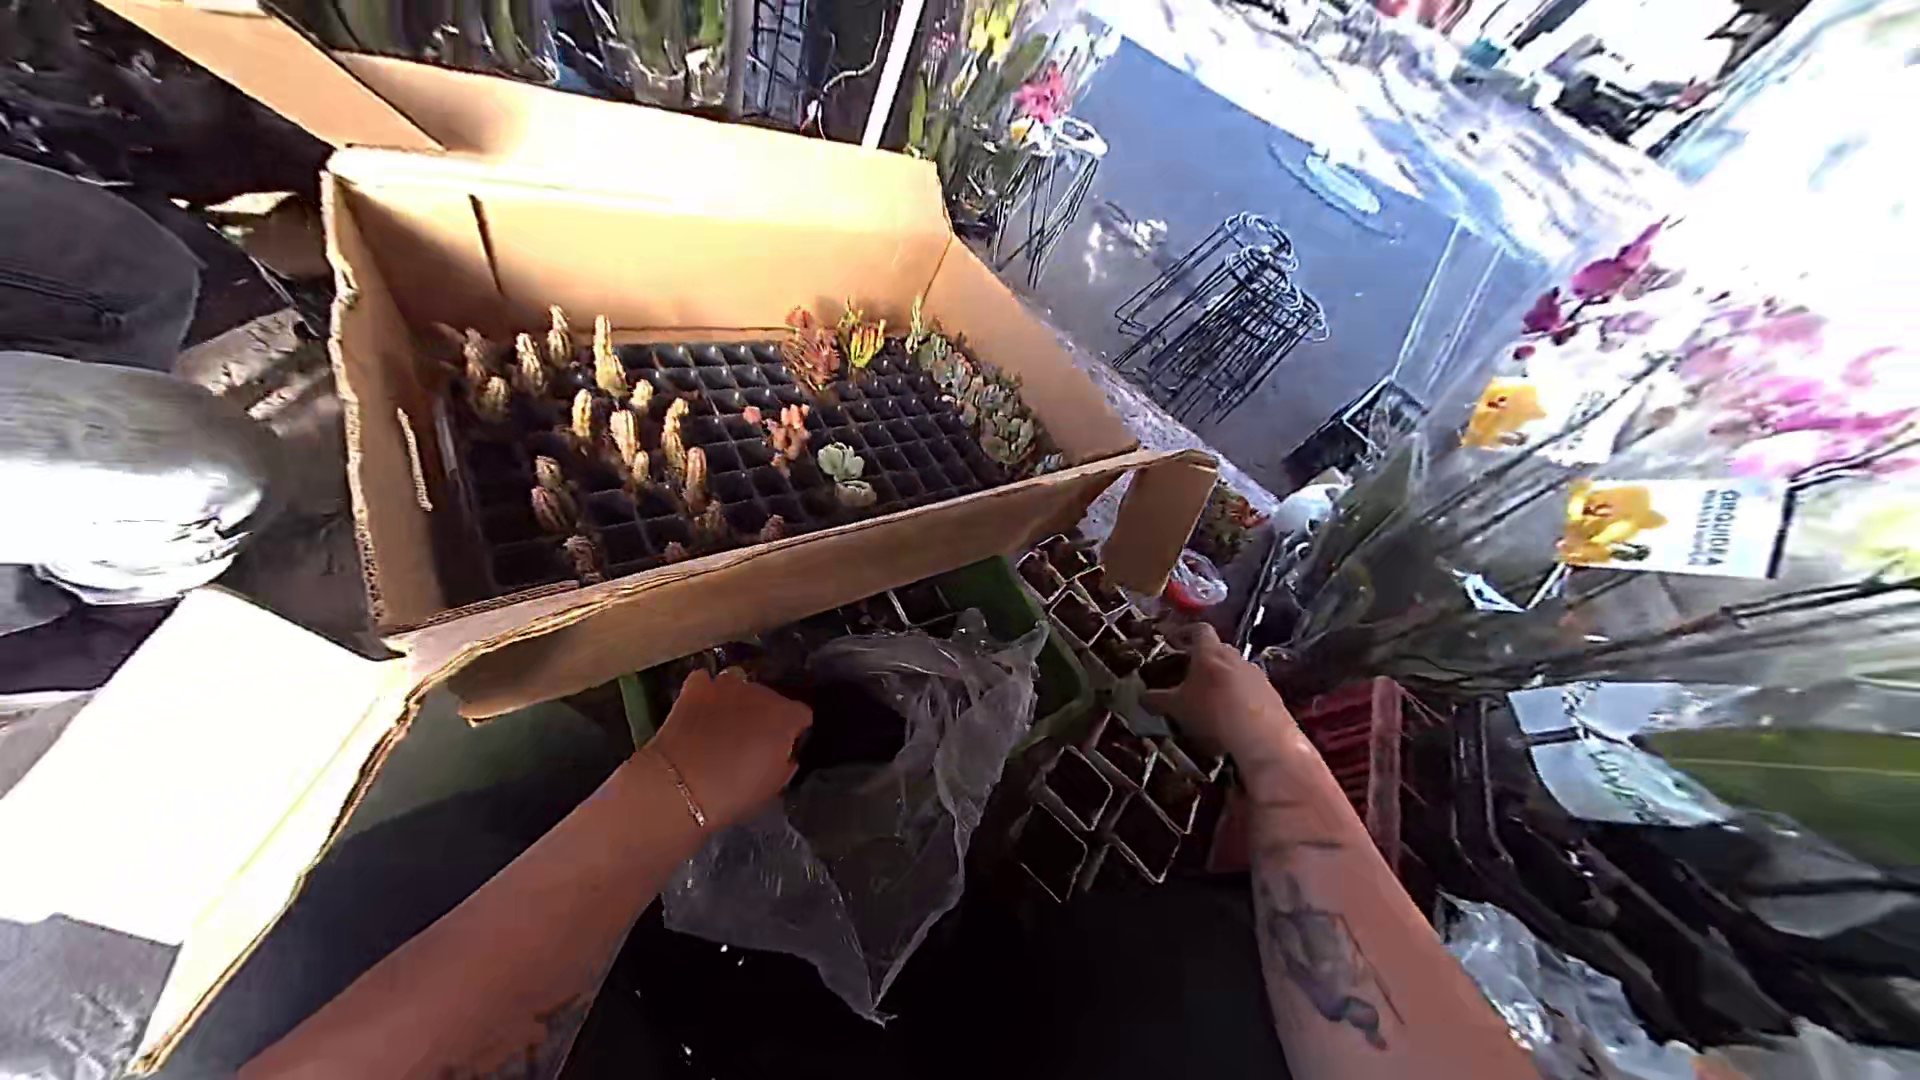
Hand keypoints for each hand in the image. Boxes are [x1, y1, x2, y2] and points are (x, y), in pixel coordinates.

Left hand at [645, 669, 811, 830]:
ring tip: (725, 720)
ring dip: (738, 698)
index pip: (801, 715)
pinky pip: (706, 682)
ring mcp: (728, 686)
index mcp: (785, 716)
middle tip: (751, 739)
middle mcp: (762, 692)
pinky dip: (706, 692)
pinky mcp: (696, 687)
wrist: (681, 786)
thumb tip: (786, 754)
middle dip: (765, 714)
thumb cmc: (733, 791)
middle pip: (771, 698)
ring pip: (740, 683)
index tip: (784, 746)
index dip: (794, 731)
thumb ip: (786, 762)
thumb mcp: (773, 785)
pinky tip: (701, 708)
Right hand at [1142, 622, 1300, 774]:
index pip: (1199, 629)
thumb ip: (1157, 700)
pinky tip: (1231, 717)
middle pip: (1218, 649)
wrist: (1263, 739)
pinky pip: (1250, 689)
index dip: (1186, 632)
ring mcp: (1257, 675)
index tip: (1174, 640)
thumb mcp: (1177, 707)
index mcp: (1210, 652)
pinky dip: (1239, 697)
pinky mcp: (1272, 695)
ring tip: (1210, 699)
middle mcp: (1235, 657)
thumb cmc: (1212, 712)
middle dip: (1203, 659)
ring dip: (1222, 679)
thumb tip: (1142, 697)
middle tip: (1188, 674)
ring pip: (1235, 670)